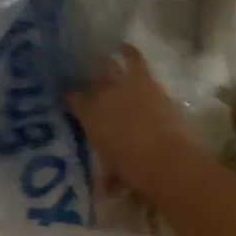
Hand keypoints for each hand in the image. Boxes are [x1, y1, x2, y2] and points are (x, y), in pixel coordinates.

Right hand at [68, 45, 197, 193]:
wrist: (164, 159)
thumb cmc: (133, 170)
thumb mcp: (114, 170)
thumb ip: (109, 175)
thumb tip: (109, 187)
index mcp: (88, 115)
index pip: (72, 98)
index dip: (71, 98)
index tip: (70, 99)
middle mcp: (101, 95)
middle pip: (90, 77)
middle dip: (88, 76)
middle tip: (90, 78)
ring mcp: (123, 84)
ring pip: (109, 63)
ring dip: (106, 60)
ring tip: (103, 54)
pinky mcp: (146, 79)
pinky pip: (135, 58)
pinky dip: (129, 52)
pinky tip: (125, 47)